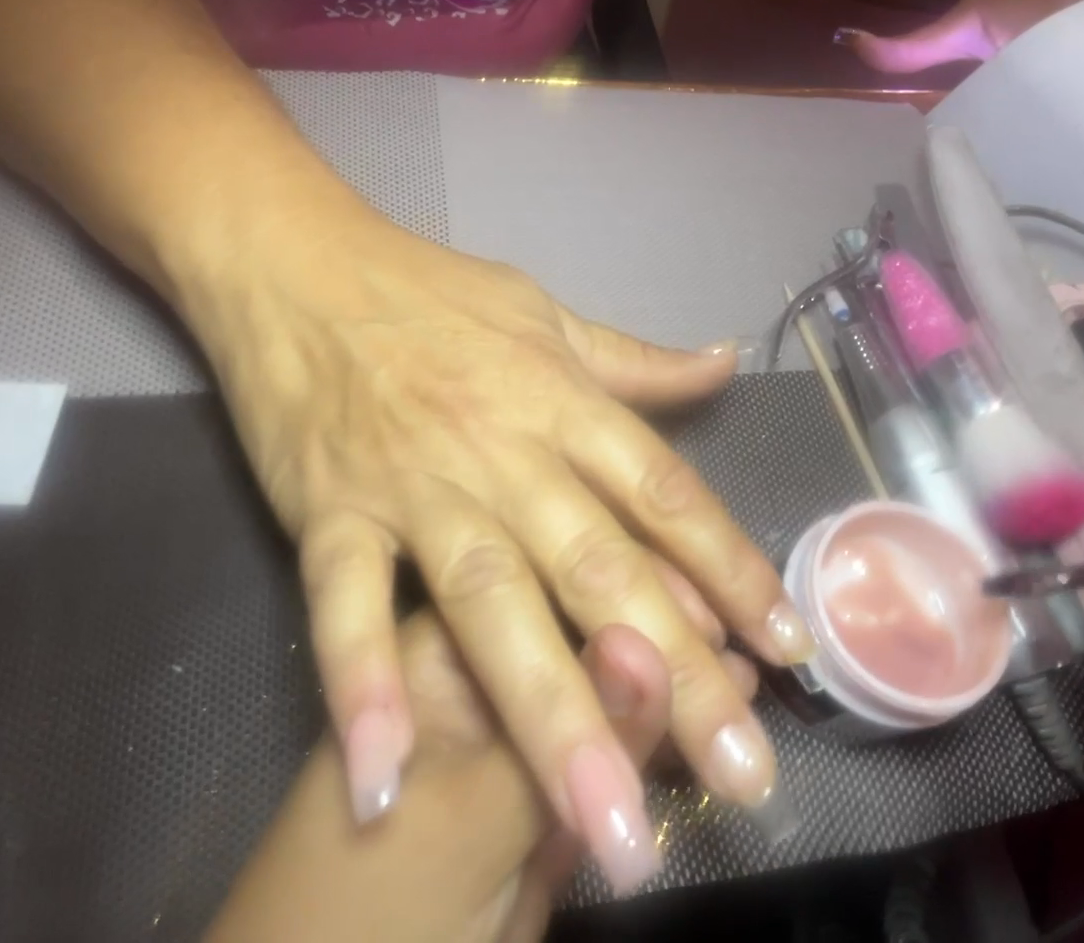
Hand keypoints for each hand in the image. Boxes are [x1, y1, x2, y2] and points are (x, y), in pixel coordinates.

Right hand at [175, 208, 810, 889]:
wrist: (294, 265)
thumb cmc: (430, 292)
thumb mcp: (547, 312)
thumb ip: (636, 360)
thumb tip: (726, 359)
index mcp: (561, 402)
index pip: (665, 496)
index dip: (734, 571)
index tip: (790, 652)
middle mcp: (502, 454)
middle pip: (600, 571)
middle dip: (673, 678)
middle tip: (741, 779)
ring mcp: (414, 489)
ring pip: (492, 604)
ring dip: (550, 715)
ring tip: (604, 818)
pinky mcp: (329, 515)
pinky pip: (348, 606)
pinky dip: (363, 686)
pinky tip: (385, 779)